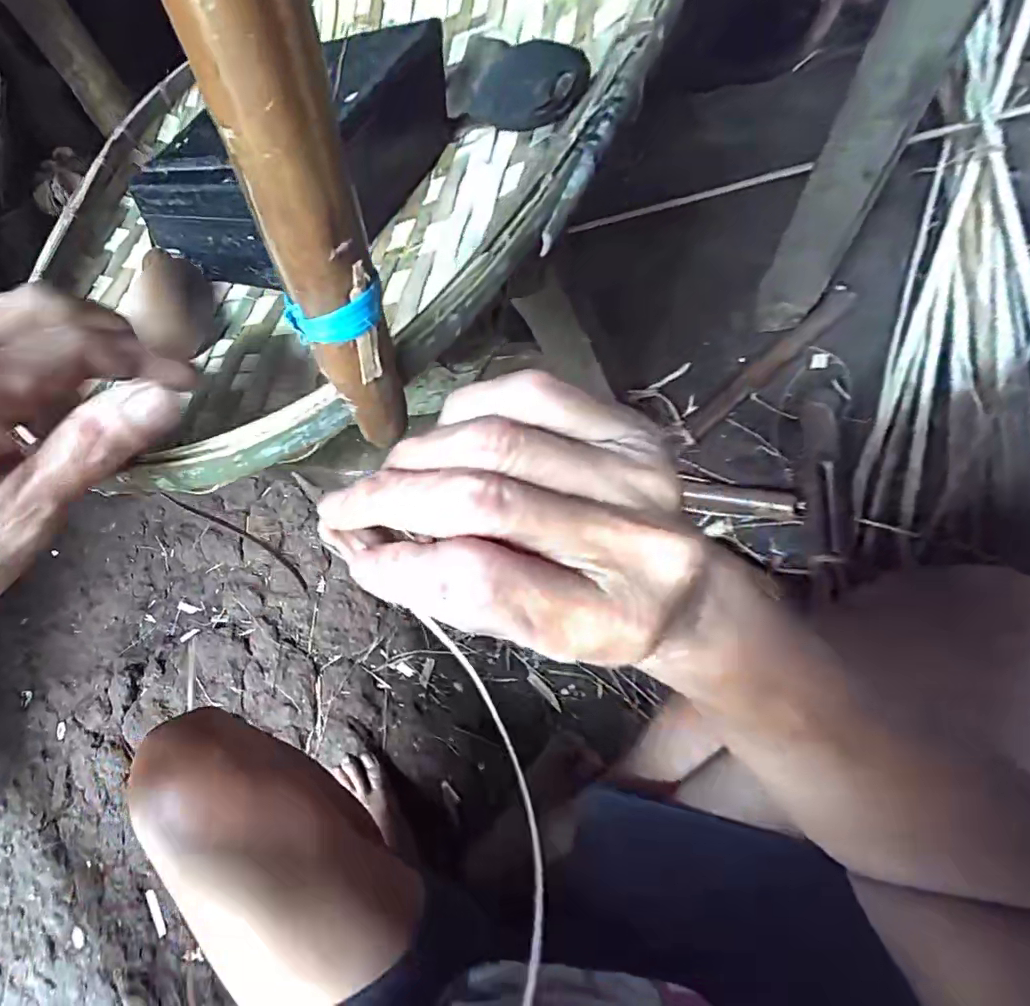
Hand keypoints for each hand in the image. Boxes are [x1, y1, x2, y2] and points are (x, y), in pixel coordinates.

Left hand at [0, 285, 195, 675]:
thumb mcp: (29, 514)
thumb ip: (95, 446)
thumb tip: (166, 397)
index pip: (72, 345)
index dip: (140, 357)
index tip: (190, 379)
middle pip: (42, 309)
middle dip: (112, 332)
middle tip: (158, 372)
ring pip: (21, 317)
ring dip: (82, 335)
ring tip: (124, 376)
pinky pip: (4, 343)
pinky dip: (53, 351)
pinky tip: (71, 395)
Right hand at [316, 370, 717, 668]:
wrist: (683, 589)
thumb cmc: (593, 620)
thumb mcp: (527, 637)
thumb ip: (450, 596)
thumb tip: (364, 546)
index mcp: (605, 617)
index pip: (483, 580)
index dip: (402, 564)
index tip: (357, 554)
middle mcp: (633, 537)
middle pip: (483, 499)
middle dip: (392, 497)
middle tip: (346, 507)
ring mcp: (634, 469)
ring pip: (494, 440)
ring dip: (419, 455)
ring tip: (390, 476)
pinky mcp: (626, 424)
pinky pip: (525, 391)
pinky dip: (464, 411)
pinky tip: (445, 436)